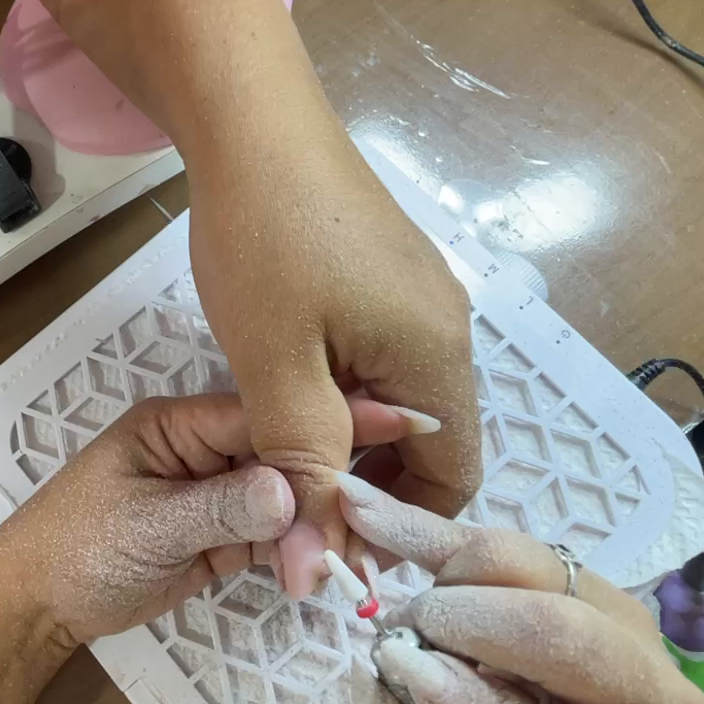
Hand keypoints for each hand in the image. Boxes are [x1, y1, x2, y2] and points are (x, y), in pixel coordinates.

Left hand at [0, 394, 417, 644]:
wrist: (40, 604)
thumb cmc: (77, 548)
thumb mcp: (147, 524)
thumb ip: (220, 508)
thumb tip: (295, 495)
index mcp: (180, 423)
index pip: (262, 414)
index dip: (323, 422)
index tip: (396, 425)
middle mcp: (205, 448)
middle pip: (283, 453)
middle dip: (333, 477)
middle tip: (399, 499)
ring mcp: (217, 491)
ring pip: (285, 496)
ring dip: (323, 519)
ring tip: (380, 540)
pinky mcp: (222, 532)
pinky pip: (274, 533)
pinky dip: (302, 549)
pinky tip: (341, 561)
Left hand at [188, 137, 480, 599]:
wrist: (252, 126)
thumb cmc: (266, 244)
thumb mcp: (277, 367)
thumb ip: (301, 467)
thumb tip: (316, 577)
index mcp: (439, 357)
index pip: (452, 479)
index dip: (399, 529)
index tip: (332, 550)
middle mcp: (444, 330)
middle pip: (425, 443)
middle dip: (365, 486)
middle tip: (295, 509)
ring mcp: (413, 298)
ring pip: (392, 401)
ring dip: (344, 439)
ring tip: (283, 455)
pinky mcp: (378, 277)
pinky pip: (372, 359)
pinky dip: (337, 393)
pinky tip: (288, 391)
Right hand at [338, 474, 703, 703]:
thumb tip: (372, 685)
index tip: (404, 674)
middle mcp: (651, 702)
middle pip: (561, 638)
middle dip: (457, 622)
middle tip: (398, 638)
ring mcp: (622, 622)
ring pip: (530, 568)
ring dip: (447, 573)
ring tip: (393, 587)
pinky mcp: (585, 570)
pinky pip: (493, 536)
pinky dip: (418, 523)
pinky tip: (361, 503)